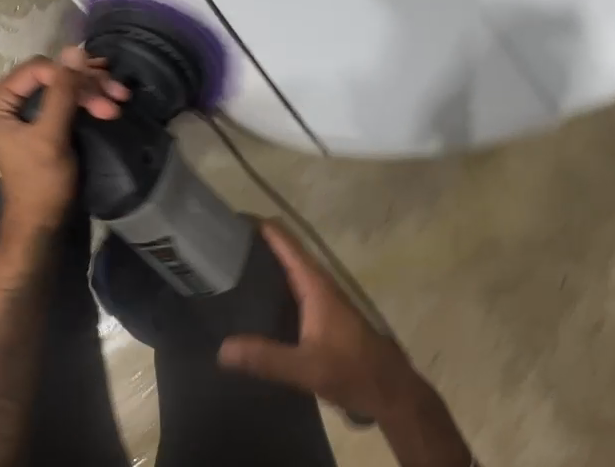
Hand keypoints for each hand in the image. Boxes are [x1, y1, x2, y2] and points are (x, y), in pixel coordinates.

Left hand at [0, 47, 125, 237]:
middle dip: (87, 83)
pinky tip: (110, 101)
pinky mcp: (44, 119)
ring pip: (65, 83)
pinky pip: (68, 96)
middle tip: (117, 96)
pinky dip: (89, 98)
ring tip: (120, 99)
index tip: (103, 90)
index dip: (72, 75)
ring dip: (93, 89)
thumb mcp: (51, 136)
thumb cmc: (40, 183)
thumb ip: (62, 93)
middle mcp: (8, 98)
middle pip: (54, 74)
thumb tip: (74, 48)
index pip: (39, 68)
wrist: (43, 224)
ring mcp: (26, 108)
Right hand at [219, 221, 427, 418]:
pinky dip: (274, 284)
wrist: (393, 394)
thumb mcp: (307, 368)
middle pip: (286, 251)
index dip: (261, 226)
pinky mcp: (325, 316)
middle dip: (257, 243)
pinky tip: (257, 301)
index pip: (286, 241)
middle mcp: (319, 285)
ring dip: (266, 263)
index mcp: (315, 285)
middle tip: (222, 243)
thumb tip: (222, 348)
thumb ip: (267, 358)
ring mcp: (324, 300)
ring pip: (291, 271)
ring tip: (231, 265)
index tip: (231, 219)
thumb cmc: (353, 372)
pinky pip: (294, 289)